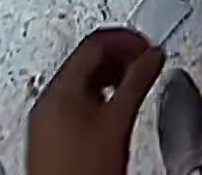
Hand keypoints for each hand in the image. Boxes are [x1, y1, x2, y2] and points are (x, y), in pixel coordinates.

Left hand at [28, 28, 165, 174]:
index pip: (95, 43)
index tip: (147, 47)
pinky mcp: (51, 135)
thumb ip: (139, 79)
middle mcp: (48, 101)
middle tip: (144, 60)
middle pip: (88, 58)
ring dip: (113, 73)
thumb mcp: (119, 118)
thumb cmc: (83, 171)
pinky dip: (102, 92)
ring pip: (84, 77)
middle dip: (121, 54)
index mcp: (60, 90)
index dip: (126, 39)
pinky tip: (117, 106)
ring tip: (135, 81)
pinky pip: (78, 98)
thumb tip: (154, 54)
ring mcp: (47, 119)